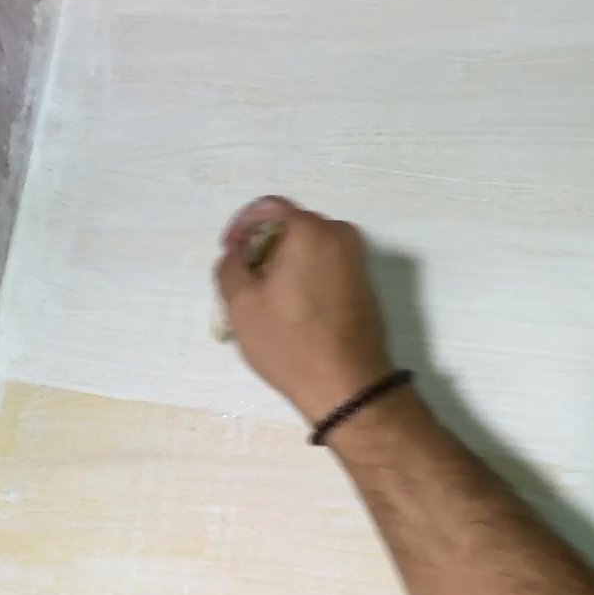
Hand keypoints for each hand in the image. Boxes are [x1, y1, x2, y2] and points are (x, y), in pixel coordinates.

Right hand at [214, 197, 394, 424]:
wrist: (348, 386)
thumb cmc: (291, 344)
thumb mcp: (242, 306)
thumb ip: (230, 267)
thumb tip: (236, 256)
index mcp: (310, 230)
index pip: (267, 208)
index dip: (240, 227)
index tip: (228, 253)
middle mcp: (341, 235)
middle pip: (290, 227)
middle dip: (262, 249)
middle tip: (242, 282)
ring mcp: (358, 261)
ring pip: (309, 250)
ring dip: (282, 267)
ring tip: (263, 302)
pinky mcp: (364, 286)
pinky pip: (325, 268)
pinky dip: (304, 279)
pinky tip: (290, 312)